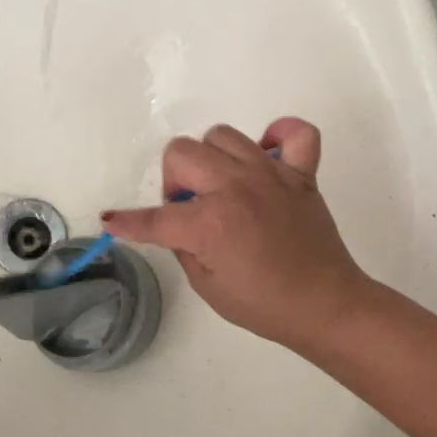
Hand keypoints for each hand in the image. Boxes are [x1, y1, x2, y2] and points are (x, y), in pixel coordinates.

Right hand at [101, 119, 376, 354]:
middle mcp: (237, 188)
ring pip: (223, 135)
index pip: (155, 217)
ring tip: (223, 187)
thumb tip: (174, 223)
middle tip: (190, 209)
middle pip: (182, 153)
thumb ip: (183, 245)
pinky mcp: (302, 173)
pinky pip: (294, 132)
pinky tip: (266, 160)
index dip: (128, 222)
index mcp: (210, 223)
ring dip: (213, 159)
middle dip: (175, 180)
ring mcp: (271, 175)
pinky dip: (278, 137)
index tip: (112, 220)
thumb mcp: (205, 284)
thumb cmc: (261, 304)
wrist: (324, 305)